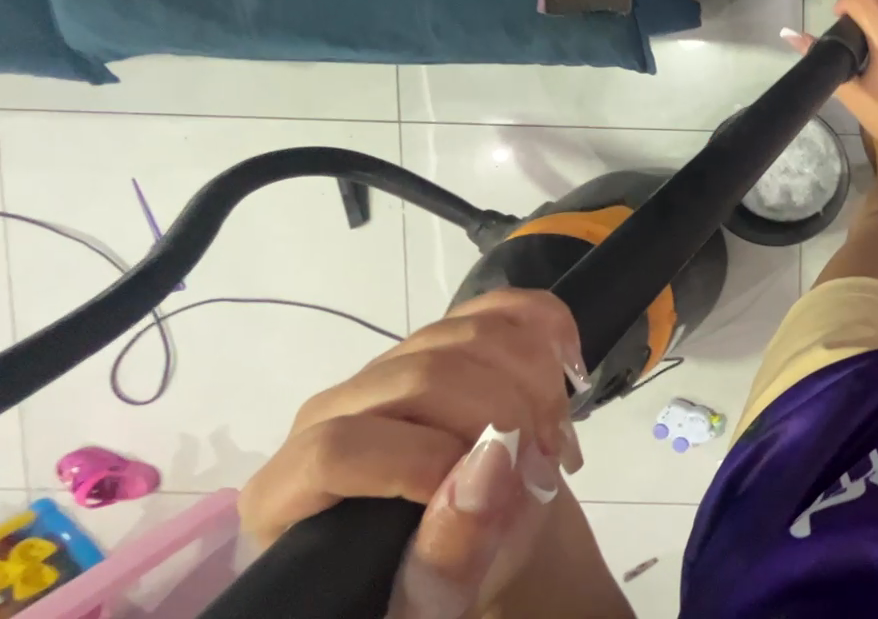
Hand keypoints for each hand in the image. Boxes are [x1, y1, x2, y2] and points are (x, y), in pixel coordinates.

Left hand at [239, 289, 586, 618]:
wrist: (481, 540)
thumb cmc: (440, 581)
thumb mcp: (437, 599)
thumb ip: (452, 549)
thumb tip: (490, 462)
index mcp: (293, 488)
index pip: (337, 449)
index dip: (418, 462)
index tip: (489, 492)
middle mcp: (335, 411)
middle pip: (420, 376)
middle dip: (505, 417)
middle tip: (545, 469)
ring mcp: (399, 362)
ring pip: (470, 334)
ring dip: (536, 383)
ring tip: (554, 440)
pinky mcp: (454, 335)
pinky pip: (504, 304)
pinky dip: (549, 327)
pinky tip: (568, 370)